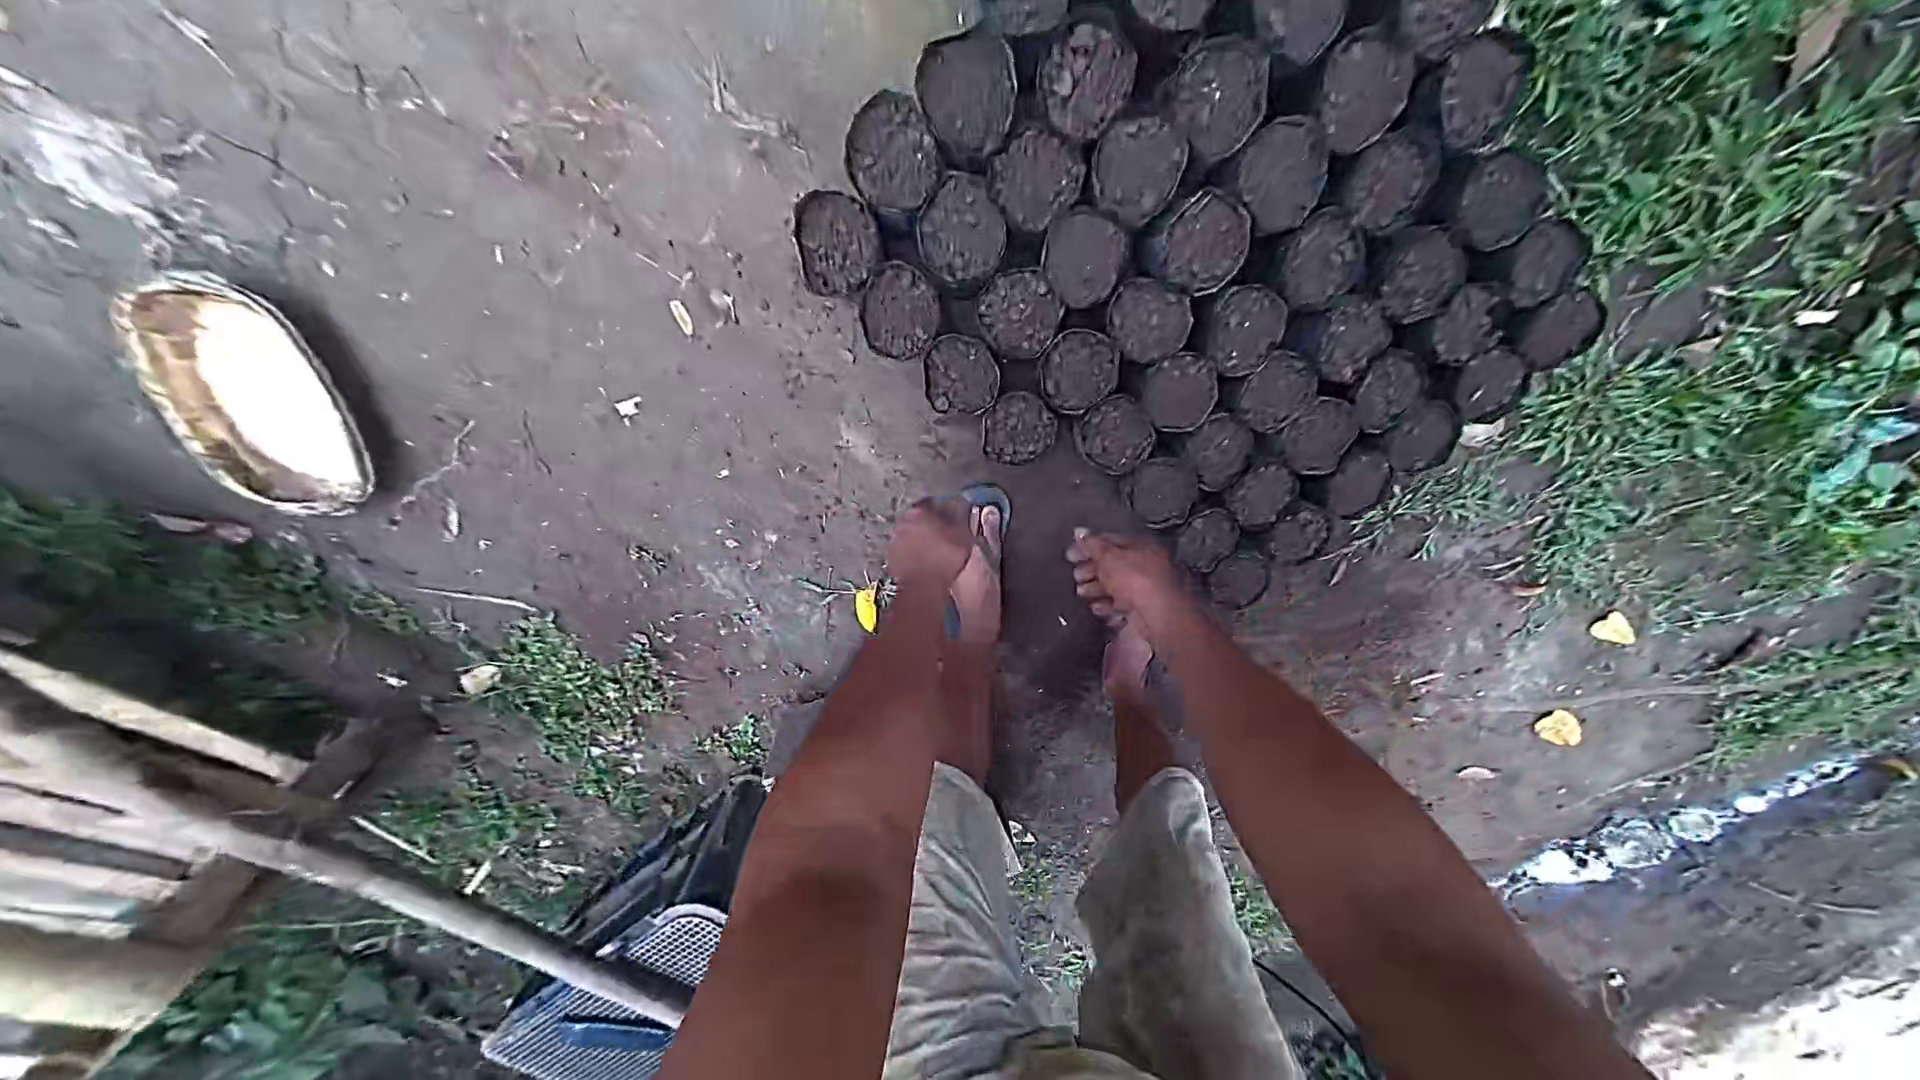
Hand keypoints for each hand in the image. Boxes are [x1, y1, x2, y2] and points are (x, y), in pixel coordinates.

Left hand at [886, 497, 972, 588]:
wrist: (918, 588)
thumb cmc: (943, 559)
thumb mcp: (964, 537)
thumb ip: (963, 520)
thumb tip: (964, 509)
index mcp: (921, 510)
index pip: (935, 502)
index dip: (947, 509)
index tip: (955, 517)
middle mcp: (904, 520)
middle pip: (921, 517)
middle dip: (933, 523)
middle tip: (946, 533)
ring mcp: (895, 539)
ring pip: (913, 533)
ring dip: (923, 538)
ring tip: (936, 549)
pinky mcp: (892, 556)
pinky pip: (908, 549)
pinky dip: (916, 552)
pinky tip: (926, 560)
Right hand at [1066, 529, 1188, 634]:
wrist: (1158, 617)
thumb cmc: (1138, 580)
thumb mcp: (1108, 557)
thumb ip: (1092, 545)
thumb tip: (1080, 532)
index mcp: (1142, 547)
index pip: (1111, 542)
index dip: (1089, 546)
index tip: (1072, 554)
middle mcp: (1147, 568)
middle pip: (1113, 566)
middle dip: (1091, 570)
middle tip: (1077, 575)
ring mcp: (1145, 592)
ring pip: (1115, 588)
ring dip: (1096, 589)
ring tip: (1083, 592)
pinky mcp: (1142, 613)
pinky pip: (1119, 608)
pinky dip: (1107, 607)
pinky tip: (1098, 607)